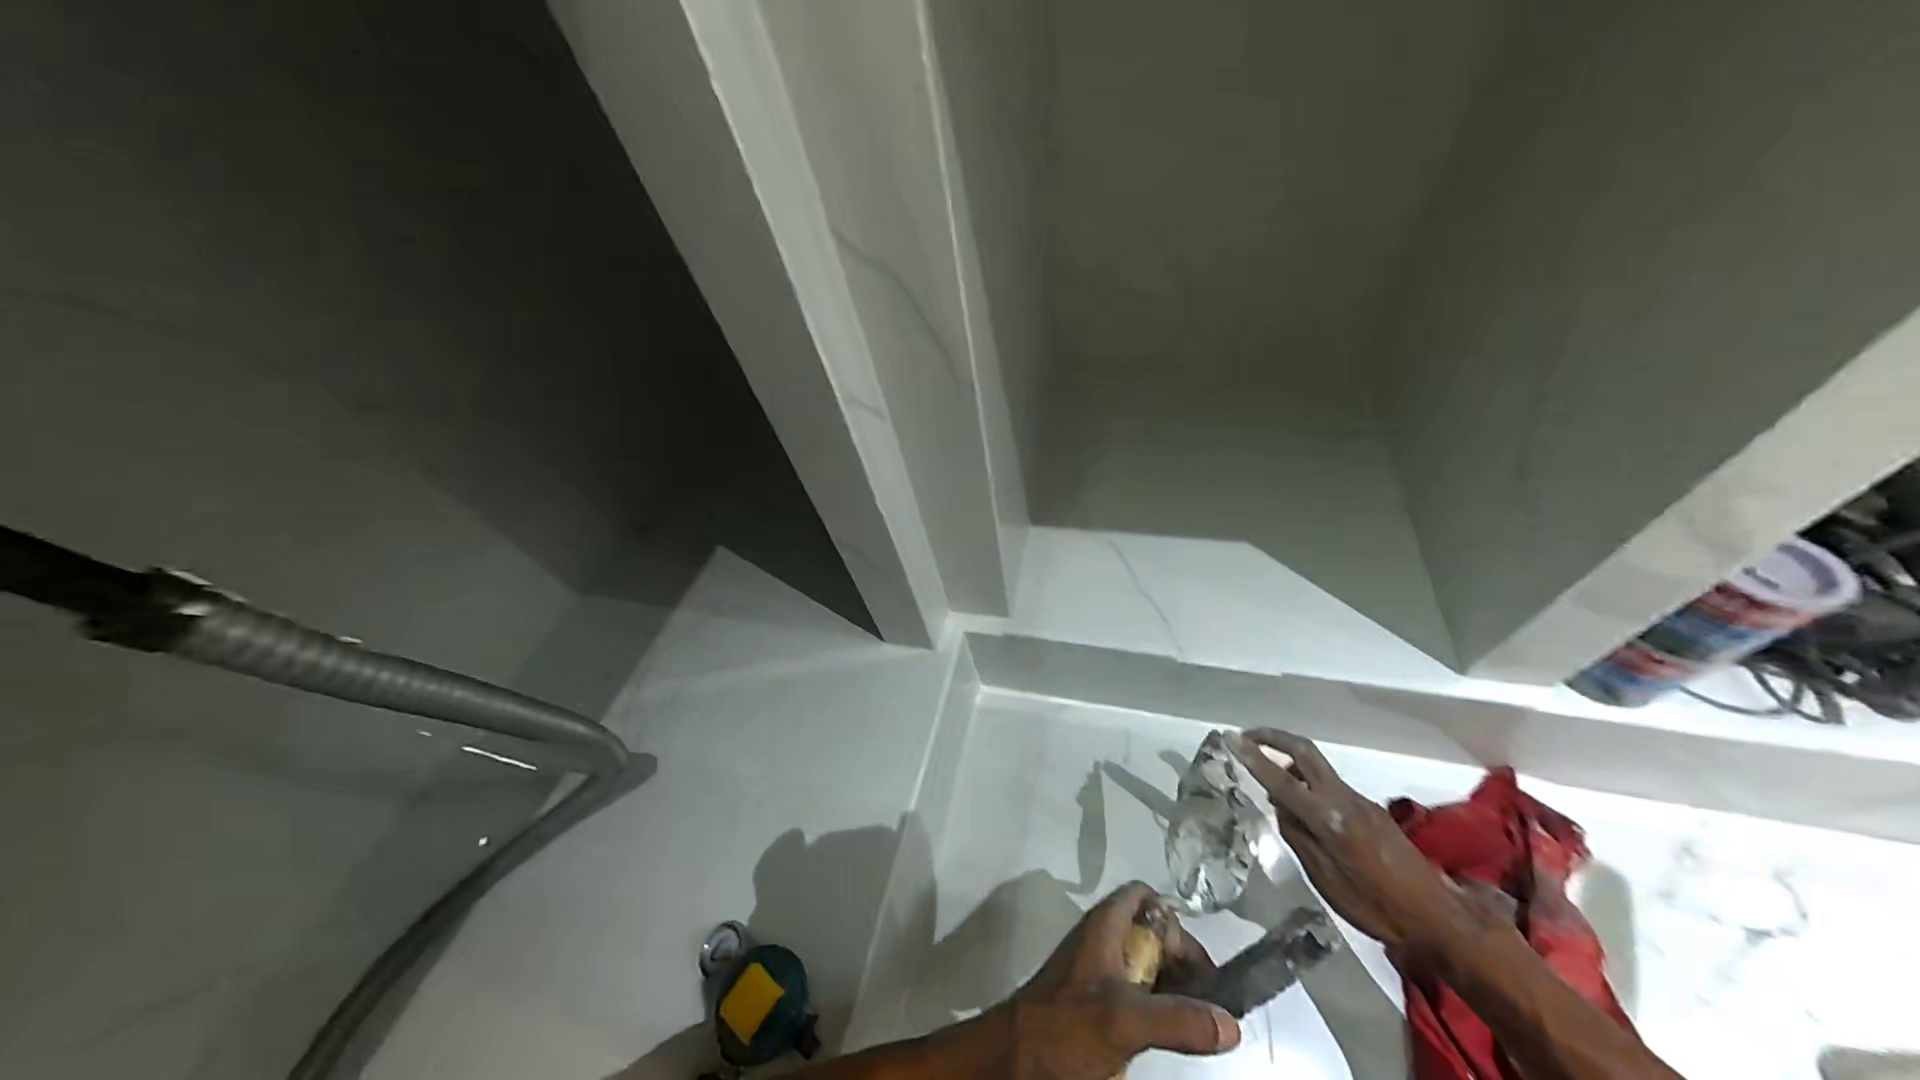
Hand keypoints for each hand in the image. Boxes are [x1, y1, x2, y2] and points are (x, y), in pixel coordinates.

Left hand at [1000, 881, 1239, 1077]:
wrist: (1012, 1059)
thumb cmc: (1064, 1025)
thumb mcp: (1123, 1019)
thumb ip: (1177, 1018)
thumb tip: (1230, 1023)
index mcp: (1104, 926)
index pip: (1144, 897)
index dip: (1175, 921)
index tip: (1198, 963)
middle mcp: (1101, 941)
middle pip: (1151, 934)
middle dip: (1180, 961)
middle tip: (1205, 1001)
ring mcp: (1095, 973)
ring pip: (1144, 967)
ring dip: (1170, 989)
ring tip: (1194, 1021)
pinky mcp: (1092, 1003)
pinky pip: (1133, 995)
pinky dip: (1154, 1009)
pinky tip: (1166, 1035)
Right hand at [1230, 729, 1477, 949]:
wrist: (1437, 919)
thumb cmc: (1375, 907)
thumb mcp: (1325, 879)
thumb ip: (1298, 837)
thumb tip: (1281, 807)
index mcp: (1330, 820)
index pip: (1282, 781)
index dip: (1254, 758)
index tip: (1231, 739)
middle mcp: (1345, 800)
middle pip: (1305, 752)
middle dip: (1273, 738)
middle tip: (1246, 738)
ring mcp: (1361, 803)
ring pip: (1318, 770)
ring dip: (1290, 764)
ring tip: (1268, 781)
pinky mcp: (1370, 811)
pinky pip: (1329, 787)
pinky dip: (1307, 785)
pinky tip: (1300, 809)